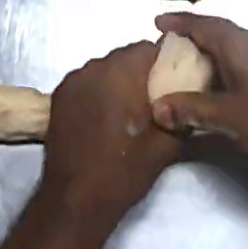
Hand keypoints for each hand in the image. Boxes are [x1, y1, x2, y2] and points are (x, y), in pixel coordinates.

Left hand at [37, 40, 181, 222]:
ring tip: (122, 112)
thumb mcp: (167, 145)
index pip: (149, 48)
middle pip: (125, 57)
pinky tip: (99, 117)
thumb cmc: (125, 170)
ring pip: (104, 68)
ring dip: (115, 82)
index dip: (161, 63)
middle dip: (138, 73)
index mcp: (124, 70)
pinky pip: (85, 82)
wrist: (76, 200)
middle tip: (147, 101)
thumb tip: (189, 99)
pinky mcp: (59, 94)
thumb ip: (181, 113)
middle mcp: (97, 65)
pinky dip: (94, 92)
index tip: (168, 83)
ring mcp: (75, 78)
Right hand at [150, 13, 247, 188]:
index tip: (155, 24)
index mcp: (238, 43)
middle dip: (189, 36)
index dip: (177, 22)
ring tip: (185, 68)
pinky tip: (217, 86)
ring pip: (228, 45)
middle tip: (165, 50)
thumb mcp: (230, 119)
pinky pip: (240, 58)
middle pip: (214, 30)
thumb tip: (157, 106)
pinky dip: (221, 65)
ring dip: (206, 52)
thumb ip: (191, 110)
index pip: (201, 23)